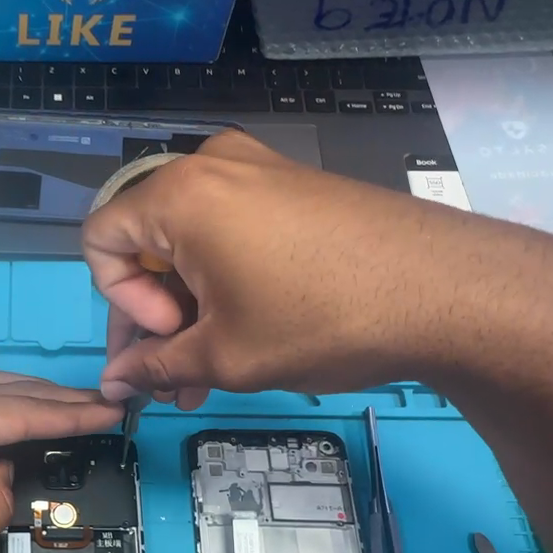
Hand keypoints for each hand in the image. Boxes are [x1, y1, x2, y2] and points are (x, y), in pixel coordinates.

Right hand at [82, 131, 552, 404]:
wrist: (452, 292)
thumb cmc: (319, 320)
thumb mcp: (222, 356)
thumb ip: (153, 367)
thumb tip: (115, 383)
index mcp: (179, 196)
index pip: (100, 240)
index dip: (119, 302)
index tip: (168, 336)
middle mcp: (210, 168)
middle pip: (144, 245)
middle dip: (153, 317)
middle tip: (175, 375)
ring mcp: (257, 172)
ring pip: (188, 248)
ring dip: (188, 312)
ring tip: (206, 374)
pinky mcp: (292, 189)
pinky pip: (228, 236)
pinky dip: (222, 286)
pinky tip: (241, 339)